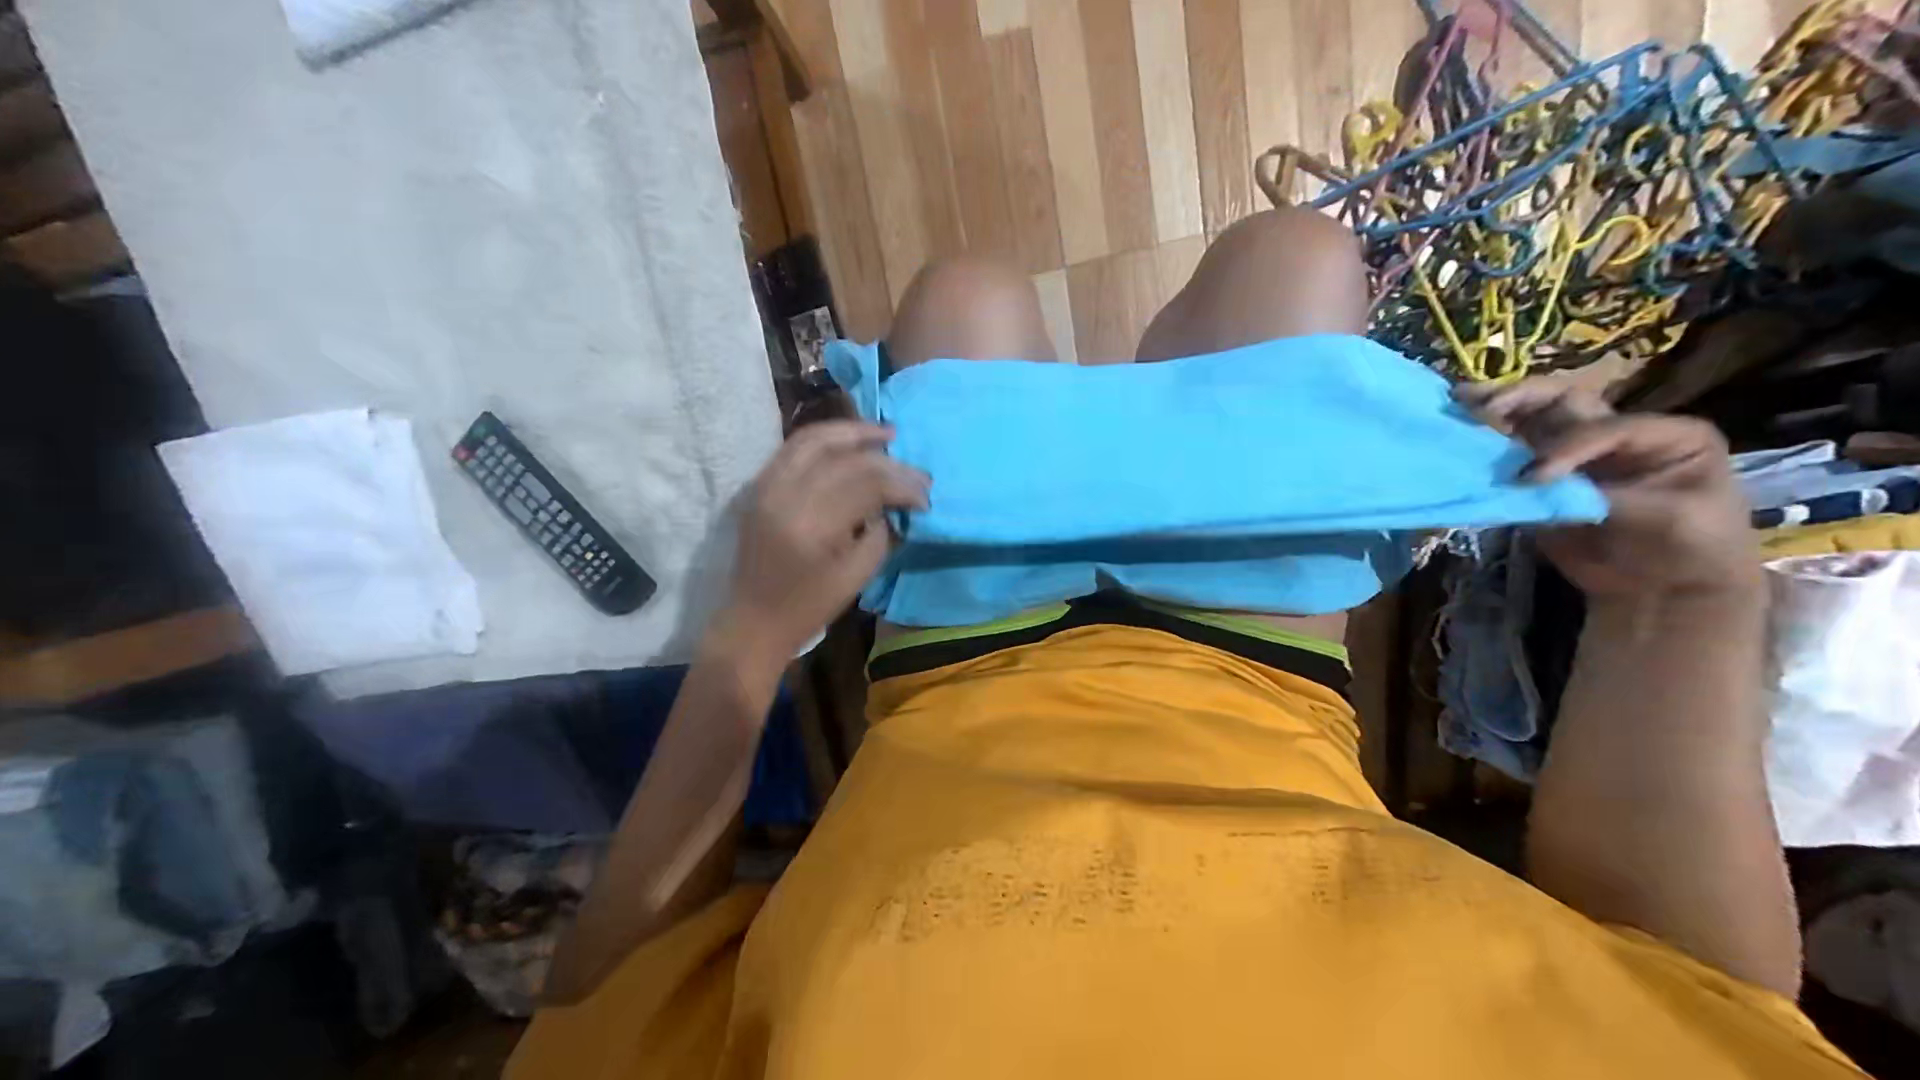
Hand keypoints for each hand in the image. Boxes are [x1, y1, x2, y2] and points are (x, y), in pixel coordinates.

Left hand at [713, 421, 929, 663]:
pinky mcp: (759, 485)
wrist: (754, 621)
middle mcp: (785, 495)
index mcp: (811, 525)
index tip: (925, 497)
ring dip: (853, 432)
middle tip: (916, 472)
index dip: (902, 486)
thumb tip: (895, 503)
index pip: (867, 485)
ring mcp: (766, 486)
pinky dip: (825, 438)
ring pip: (814, 439)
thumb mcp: (856, 577)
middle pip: (845, 459)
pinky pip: (793, 447)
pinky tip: (850, 441)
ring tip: (885, 433)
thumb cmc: (808, 607)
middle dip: (887, 462)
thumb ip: (880, 533)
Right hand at [1458, 378, 1759, 600]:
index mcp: (1659, 433)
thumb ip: (1601, 492)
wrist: (1662, 589)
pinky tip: (1455, 432)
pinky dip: (1482, 445)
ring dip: (1493, 409)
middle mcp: (1610, 434)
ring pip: (1530, 421)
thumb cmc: (1687, 547)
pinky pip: (1509, 457)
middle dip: (1519, 397)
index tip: (1535, 478)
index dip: (1566, 445)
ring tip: (1457, 402)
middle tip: (1478, 403)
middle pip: (1560, 402)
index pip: (1601, 425)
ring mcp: (1570, 456)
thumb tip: (1527, 484)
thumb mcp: (1666, 516)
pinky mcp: (1537, 481)